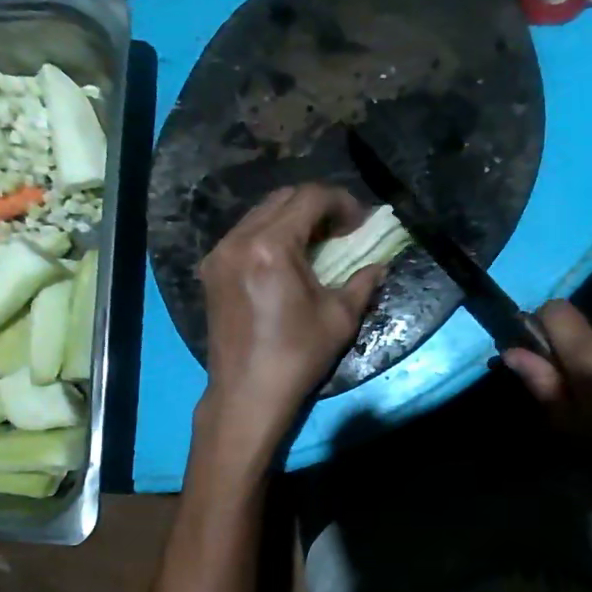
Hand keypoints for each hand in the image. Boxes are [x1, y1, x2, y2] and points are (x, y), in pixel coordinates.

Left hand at [198, 185, 386, 432]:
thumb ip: (362, 281)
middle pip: (281, 198)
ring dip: (291, 219)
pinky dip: (268, 235)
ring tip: (315, 243)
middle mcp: (238, 240)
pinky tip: (285, 259)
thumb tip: (380, 264)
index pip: (309, 197)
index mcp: (270, 246)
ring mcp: (218, 254)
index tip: (359, 223)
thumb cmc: (296, 356)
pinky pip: (242, 235)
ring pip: (259, 214)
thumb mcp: (339, 317)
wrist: (246, 393)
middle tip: (340, 230)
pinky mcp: (210, 270)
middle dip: (316, 206)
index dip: (341, 202)